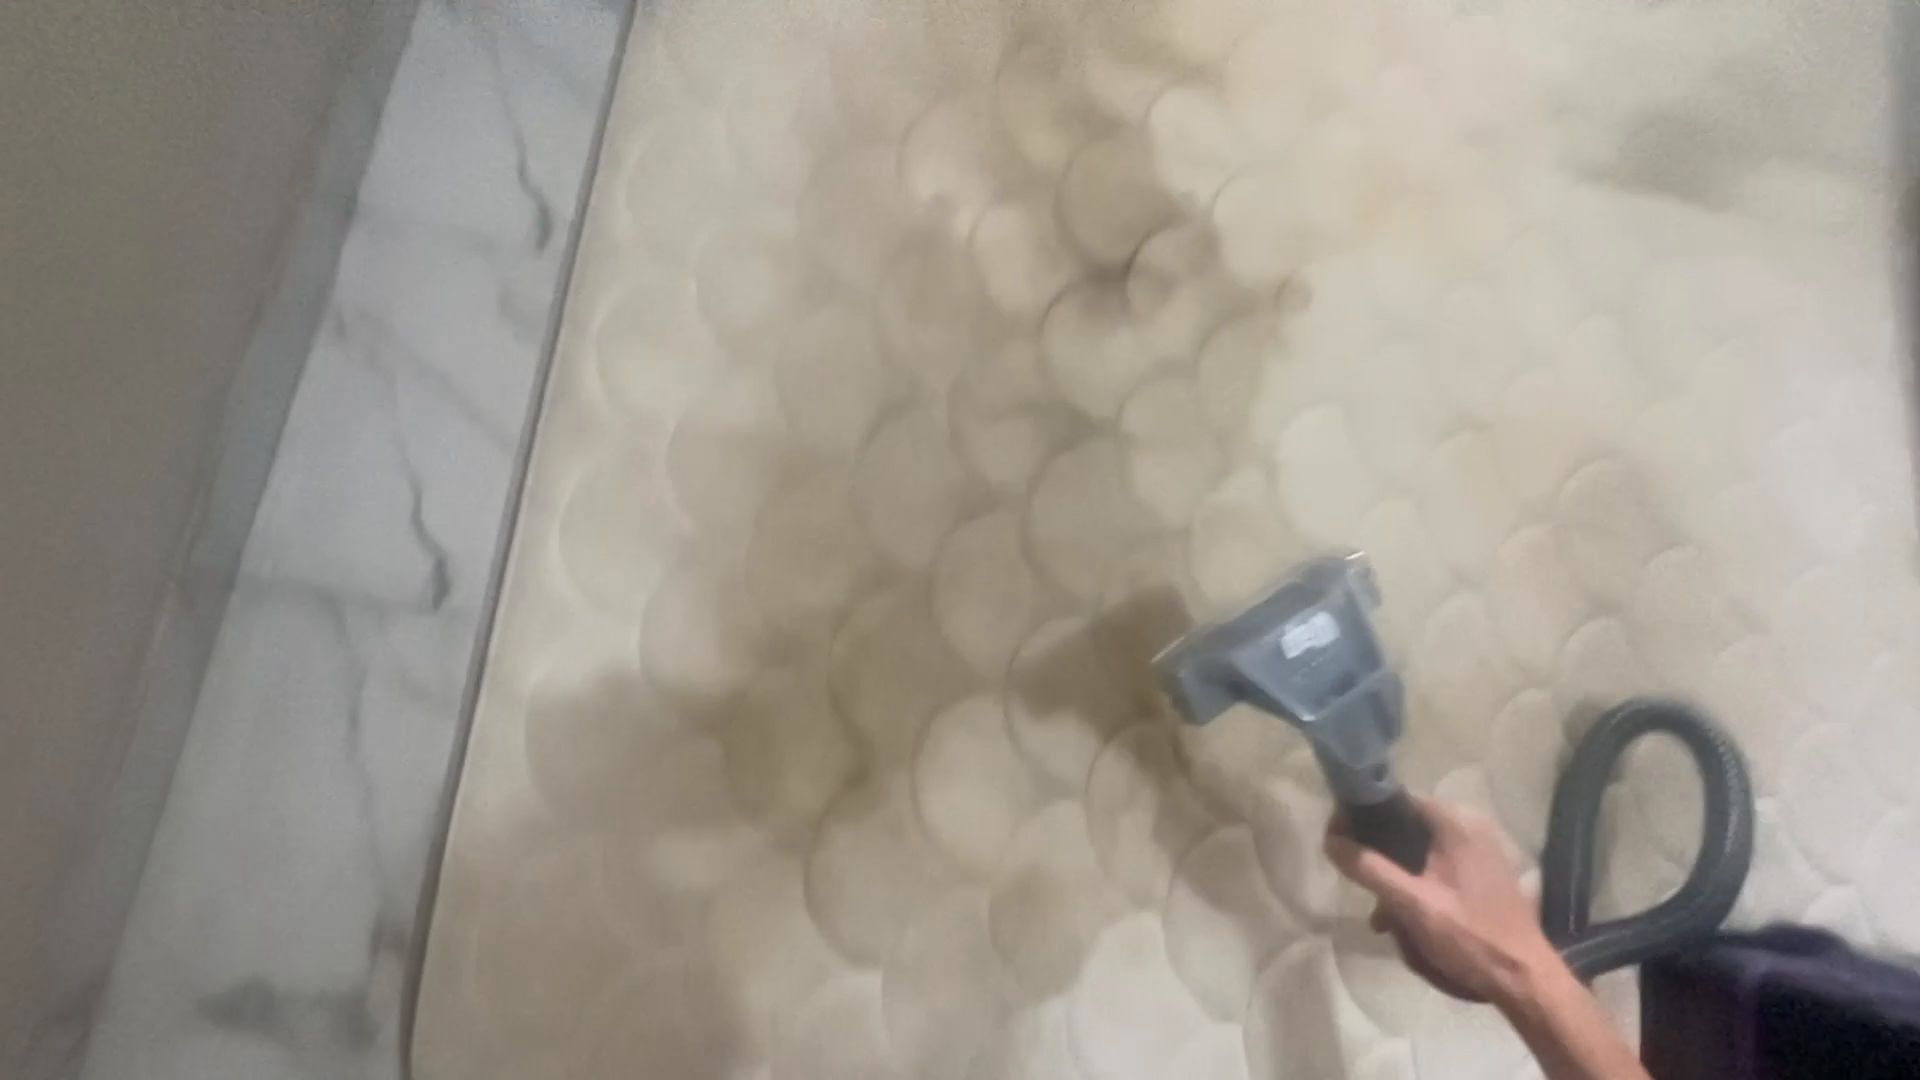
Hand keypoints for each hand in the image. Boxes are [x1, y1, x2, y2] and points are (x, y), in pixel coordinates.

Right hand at [1324, 797, 1559, 1006]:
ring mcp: (1481, 848)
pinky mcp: (1486, 870)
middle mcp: (1470, 824)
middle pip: (1404, 823)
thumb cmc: (1470, 936)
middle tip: (1358, 877)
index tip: (1339, 839)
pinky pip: (1436, 862)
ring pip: (1418, 846)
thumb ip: (1367, 867)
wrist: (1528, 983)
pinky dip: (1417, 879)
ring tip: (1381, 909)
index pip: (1393, 798)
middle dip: (1377, 851)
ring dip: (1395, 871)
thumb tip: (1329, 840)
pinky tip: (1405, 913)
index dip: (1360, 815)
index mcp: (1455, 821)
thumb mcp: (1410, 903)